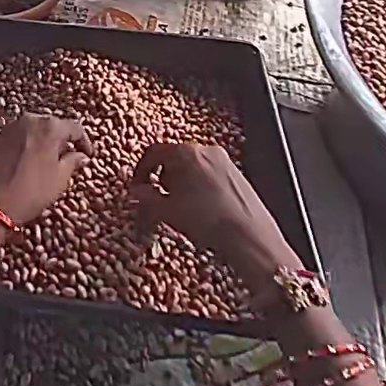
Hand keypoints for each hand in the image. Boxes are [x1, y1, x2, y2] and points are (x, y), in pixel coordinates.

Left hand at [0, 113, 91, 226]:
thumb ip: (72, 162)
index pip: (74, 128)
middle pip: (53, 125)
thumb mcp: (59, 179)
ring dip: (44, 142)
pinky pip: (19, 137)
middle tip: (70, 157)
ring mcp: (10, 128)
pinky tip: (29, 162)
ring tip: (50, 161)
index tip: (88, 155)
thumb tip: (80, 156)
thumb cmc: (28, 192)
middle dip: (63, 140)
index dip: (84, 142)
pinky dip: (28, 145)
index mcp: (49, 127)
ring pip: (34, 130)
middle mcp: (29, 120)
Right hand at [129, 144, 299, 288]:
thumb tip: (137, 191)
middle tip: (158, 197)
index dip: (141, 170)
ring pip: (193, 165)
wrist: (248, 236)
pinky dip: (198, 185)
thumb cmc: (207, 220)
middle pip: (174, 157)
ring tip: (180, 206)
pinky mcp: (237, 173)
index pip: (154, 152)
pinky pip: (209, 173)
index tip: (138, 185)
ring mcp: (223, 160)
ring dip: (181, 181)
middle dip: (162, 176)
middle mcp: (205, 150)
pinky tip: (200, 208)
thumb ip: (147, 196)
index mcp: (186, 152)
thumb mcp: (167, 210)